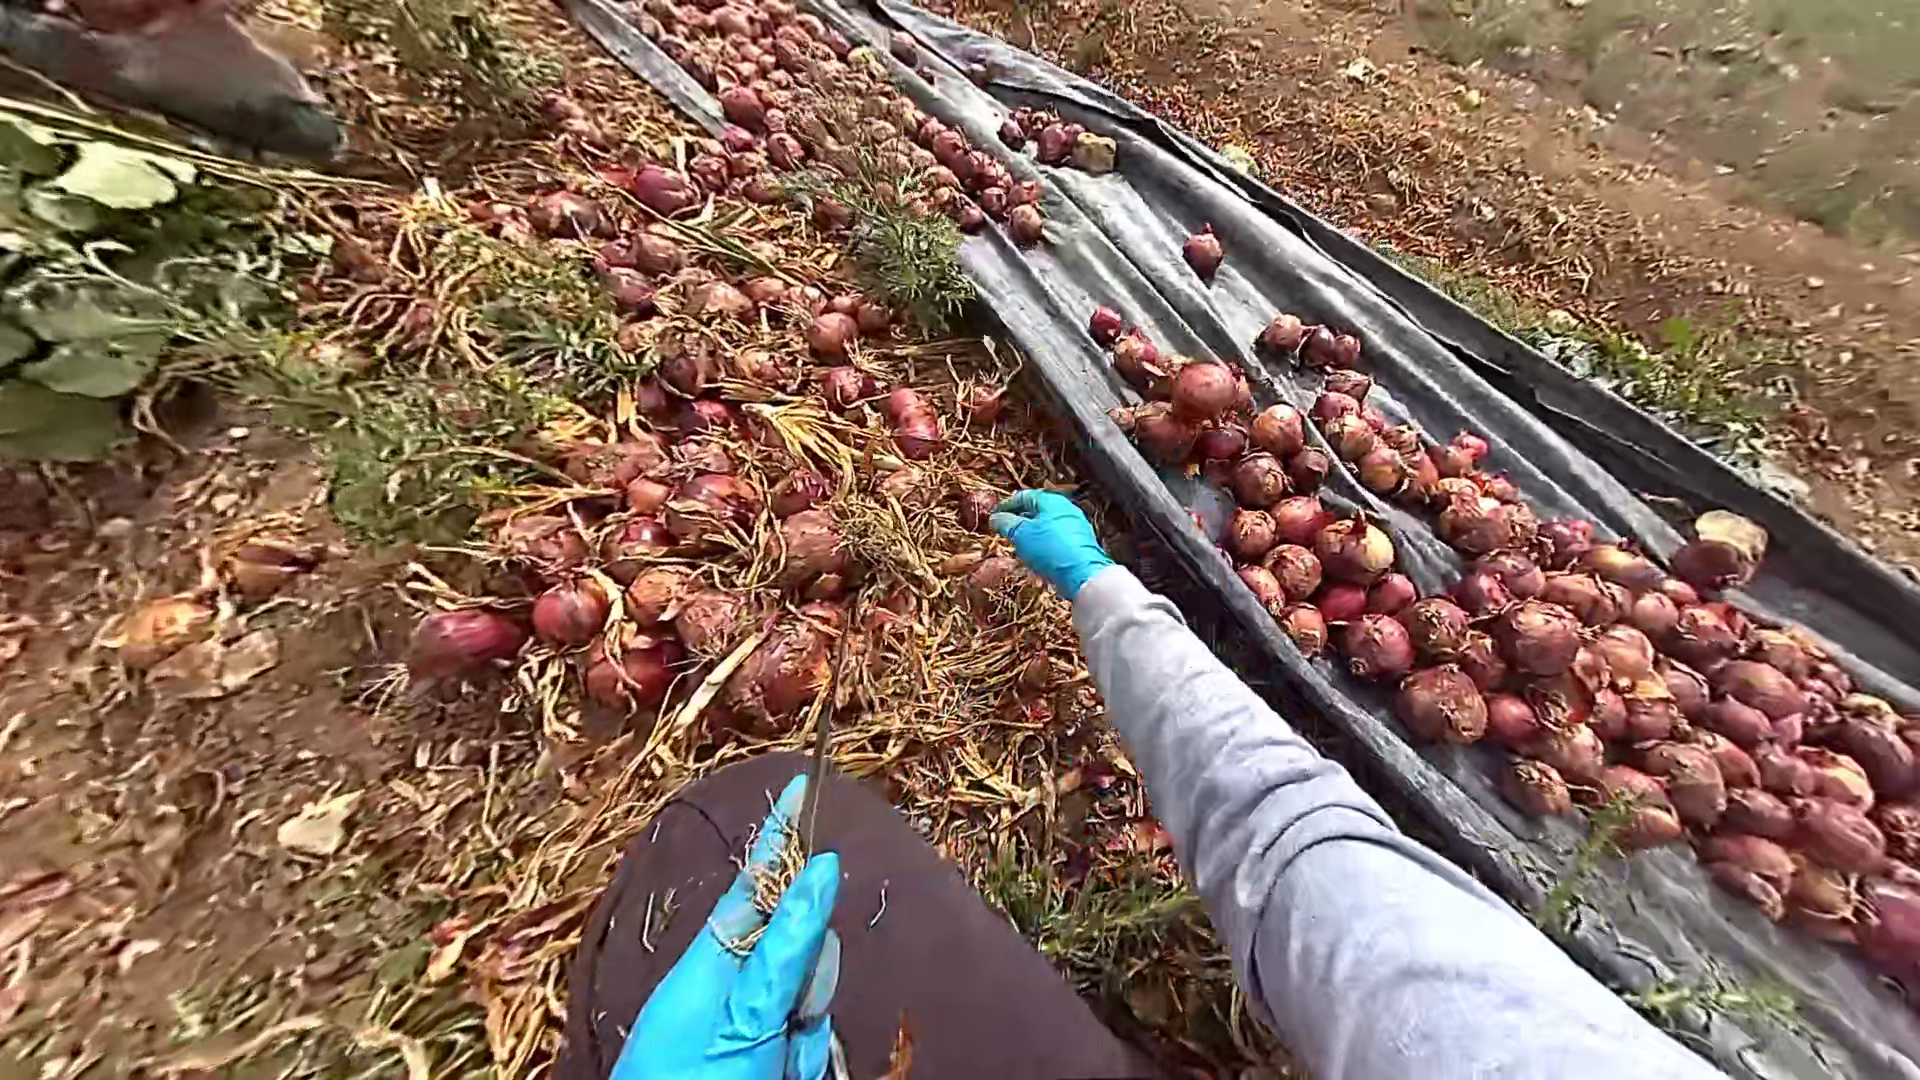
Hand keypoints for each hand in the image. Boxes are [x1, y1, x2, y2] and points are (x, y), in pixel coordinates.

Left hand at [613, 775, 841, 1079]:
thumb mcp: (738, 1020)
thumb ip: (784, 947)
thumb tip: (823, 867)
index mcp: (712, 961)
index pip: (756, 878)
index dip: (781, 831)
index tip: (804, 783)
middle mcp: (737, 981)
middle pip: (801, 934)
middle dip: (811, 968)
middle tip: (796, 1019)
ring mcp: (756, 1017)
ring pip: (814, 984)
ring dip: (810, 1022)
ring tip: (780, 1064)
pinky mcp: (775, 1050)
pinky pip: (814, 1031)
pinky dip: (809, 1054)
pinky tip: (788, 1073)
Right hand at [989, 489, 1113, 599]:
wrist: (1082, 575)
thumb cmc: (1050, 549)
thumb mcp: (1021, 534)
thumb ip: (1006, 523)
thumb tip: (996, 518)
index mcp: (1052, 501)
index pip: (1024, 496)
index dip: (1006, 505)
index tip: (995, 516)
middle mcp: (1066, 510)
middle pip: (1036, 511)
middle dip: (1018, 521)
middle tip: (1005, 530)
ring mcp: (1075, 527)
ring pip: (1045, 526)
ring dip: (1029, 535)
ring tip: (1017, 546)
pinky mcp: (1079, 545)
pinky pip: (1055, 540)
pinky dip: (1041, 545)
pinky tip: (1034, 557)